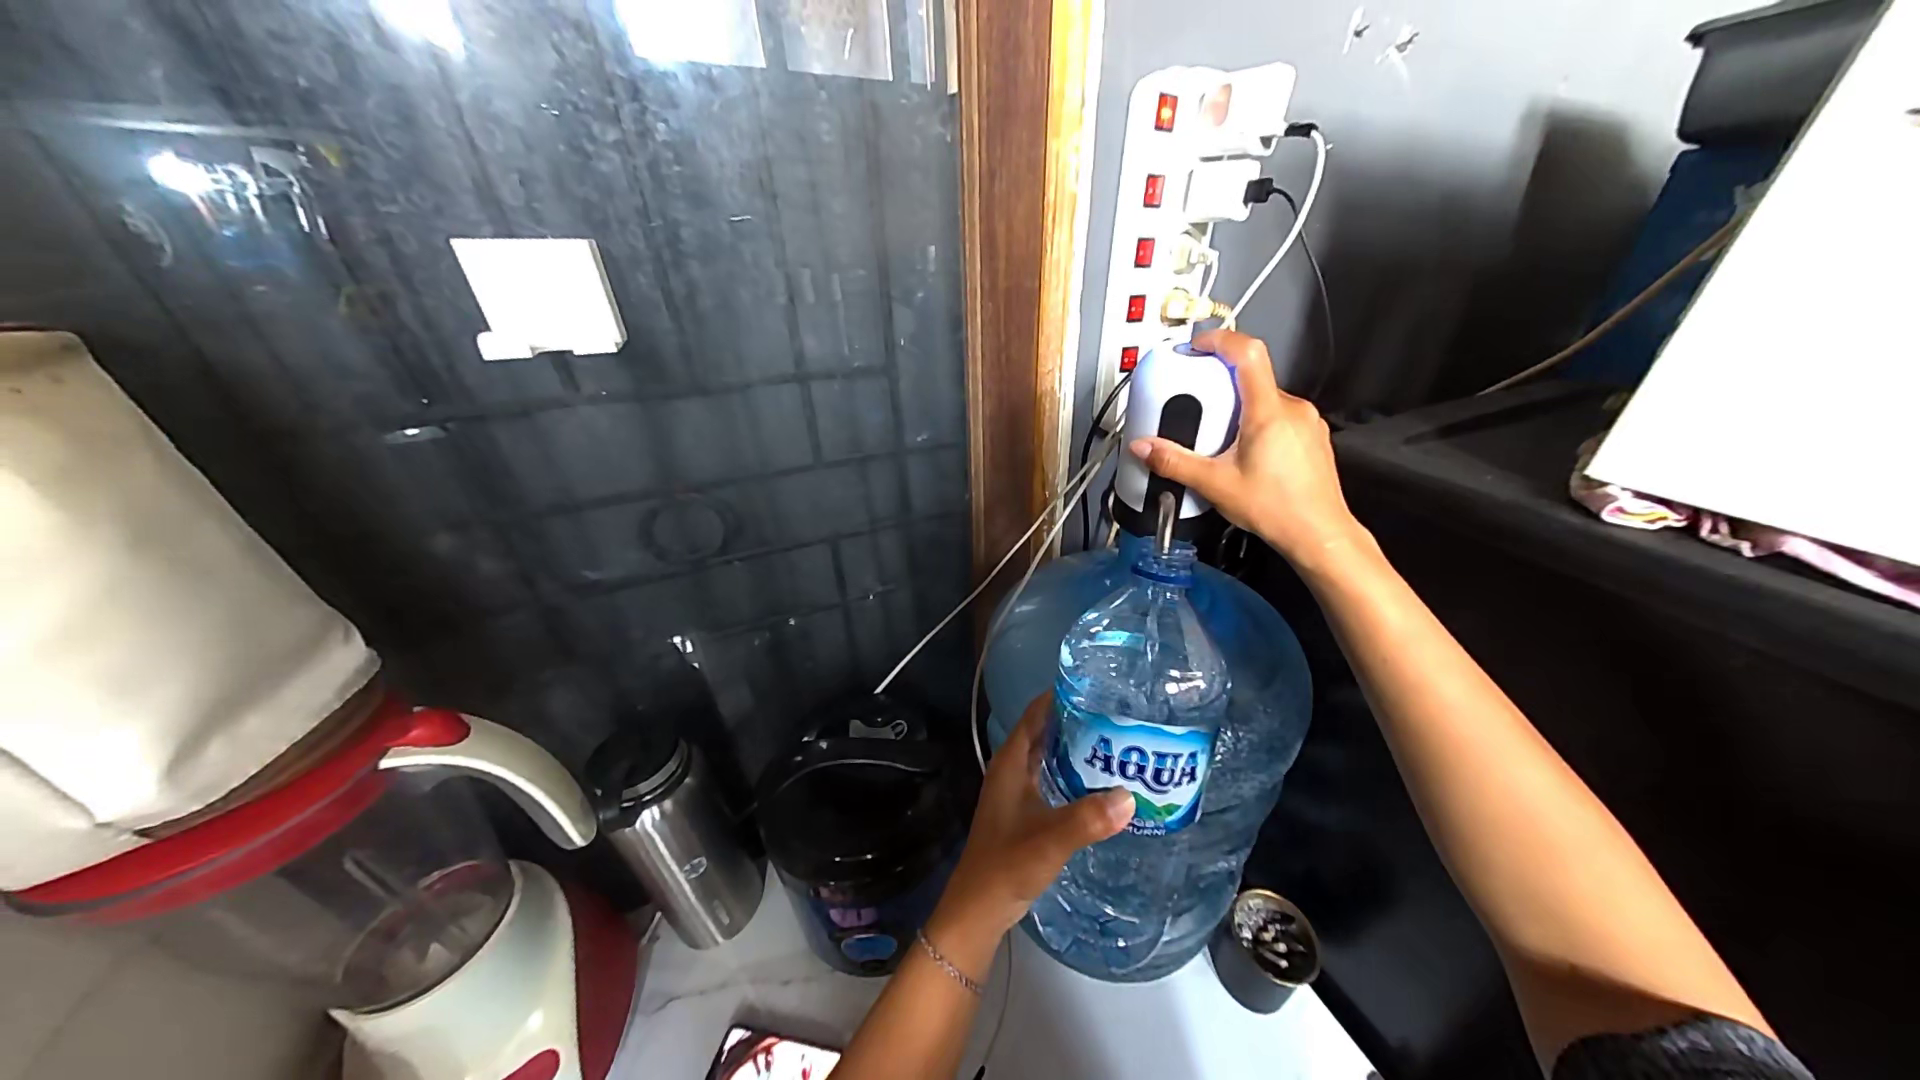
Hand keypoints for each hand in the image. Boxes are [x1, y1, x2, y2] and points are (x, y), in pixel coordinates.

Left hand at [929, 696, 1132, 952]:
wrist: (978, 909)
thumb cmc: (1006, 866)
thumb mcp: (1049, 840)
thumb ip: (1087, 819)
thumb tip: (1129, 795)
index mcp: (1010, 762)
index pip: (1036, 713)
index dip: (1061, 696)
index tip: (1098, 688)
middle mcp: (1011, 769)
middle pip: (1044, 732)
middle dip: (1076, 720)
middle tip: (1117, 715)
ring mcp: (1016, 790)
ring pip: (1047, 755)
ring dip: (1075, 747)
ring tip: (1116, 742)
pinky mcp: (1023, 811)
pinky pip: (1050, 778)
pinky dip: (1071, 772)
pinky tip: (1099, 782)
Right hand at [1128, 328, 1368, 572]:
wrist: (1318, 534)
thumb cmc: (1279, 510)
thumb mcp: (1215, 484)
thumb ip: (1174, 462)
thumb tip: (1146, 448)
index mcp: (1269, 412)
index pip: (1247, 353)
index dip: (1220, 341)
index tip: (1198, 346)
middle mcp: (1292, 409)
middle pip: (1250, 377)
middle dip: (1218, 389)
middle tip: (1197, 410)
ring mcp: (1306, 422)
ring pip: (1264, 398)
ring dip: (1236, 410)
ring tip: (1217, 440)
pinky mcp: (1310, 436)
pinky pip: (1278, 416)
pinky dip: (1254, 424)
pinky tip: (1241, 454)